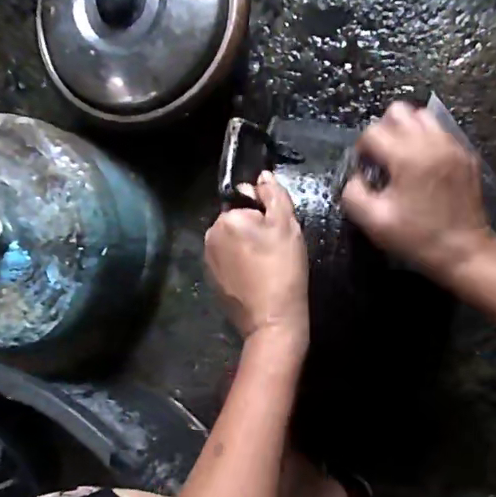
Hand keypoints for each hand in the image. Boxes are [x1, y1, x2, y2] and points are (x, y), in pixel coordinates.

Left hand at [205, 171, 309, 345]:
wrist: (272, 320)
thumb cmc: (283, 269)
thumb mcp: (287, 226)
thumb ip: (274, 195)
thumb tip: (262, 176)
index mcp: (225, 219)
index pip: (248, 204)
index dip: (267, 217)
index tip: (278, 236)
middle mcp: (210, 237)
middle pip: (238, 223)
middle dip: (255, 232)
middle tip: (276, 252)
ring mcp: (208, 261)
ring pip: (234, 243)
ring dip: (248, 249)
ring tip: (268, 268)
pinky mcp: (212, 281)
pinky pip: (229, 263)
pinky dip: (242, 267)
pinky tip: (257, 280)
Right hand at [341, 101, 493, 277]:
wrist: (464, 251)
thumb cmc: (417, 238)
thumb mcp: (374, 221)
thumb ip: (353, 193)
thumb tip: (356, 177)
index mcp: (407, 156)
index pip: (373, 131)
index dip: (362, 149)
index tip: (365, 169)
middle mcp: (431, 142)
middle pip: (398, 111)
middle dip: (384, 130)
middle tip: (382, 157)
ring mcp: (452, 146)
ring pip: (422, 116)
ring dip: (406, 131)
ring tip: (402, 157)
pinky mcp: (466, 155)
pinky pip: (441, 132)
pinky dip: (427, 140)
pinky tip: (423, 166)